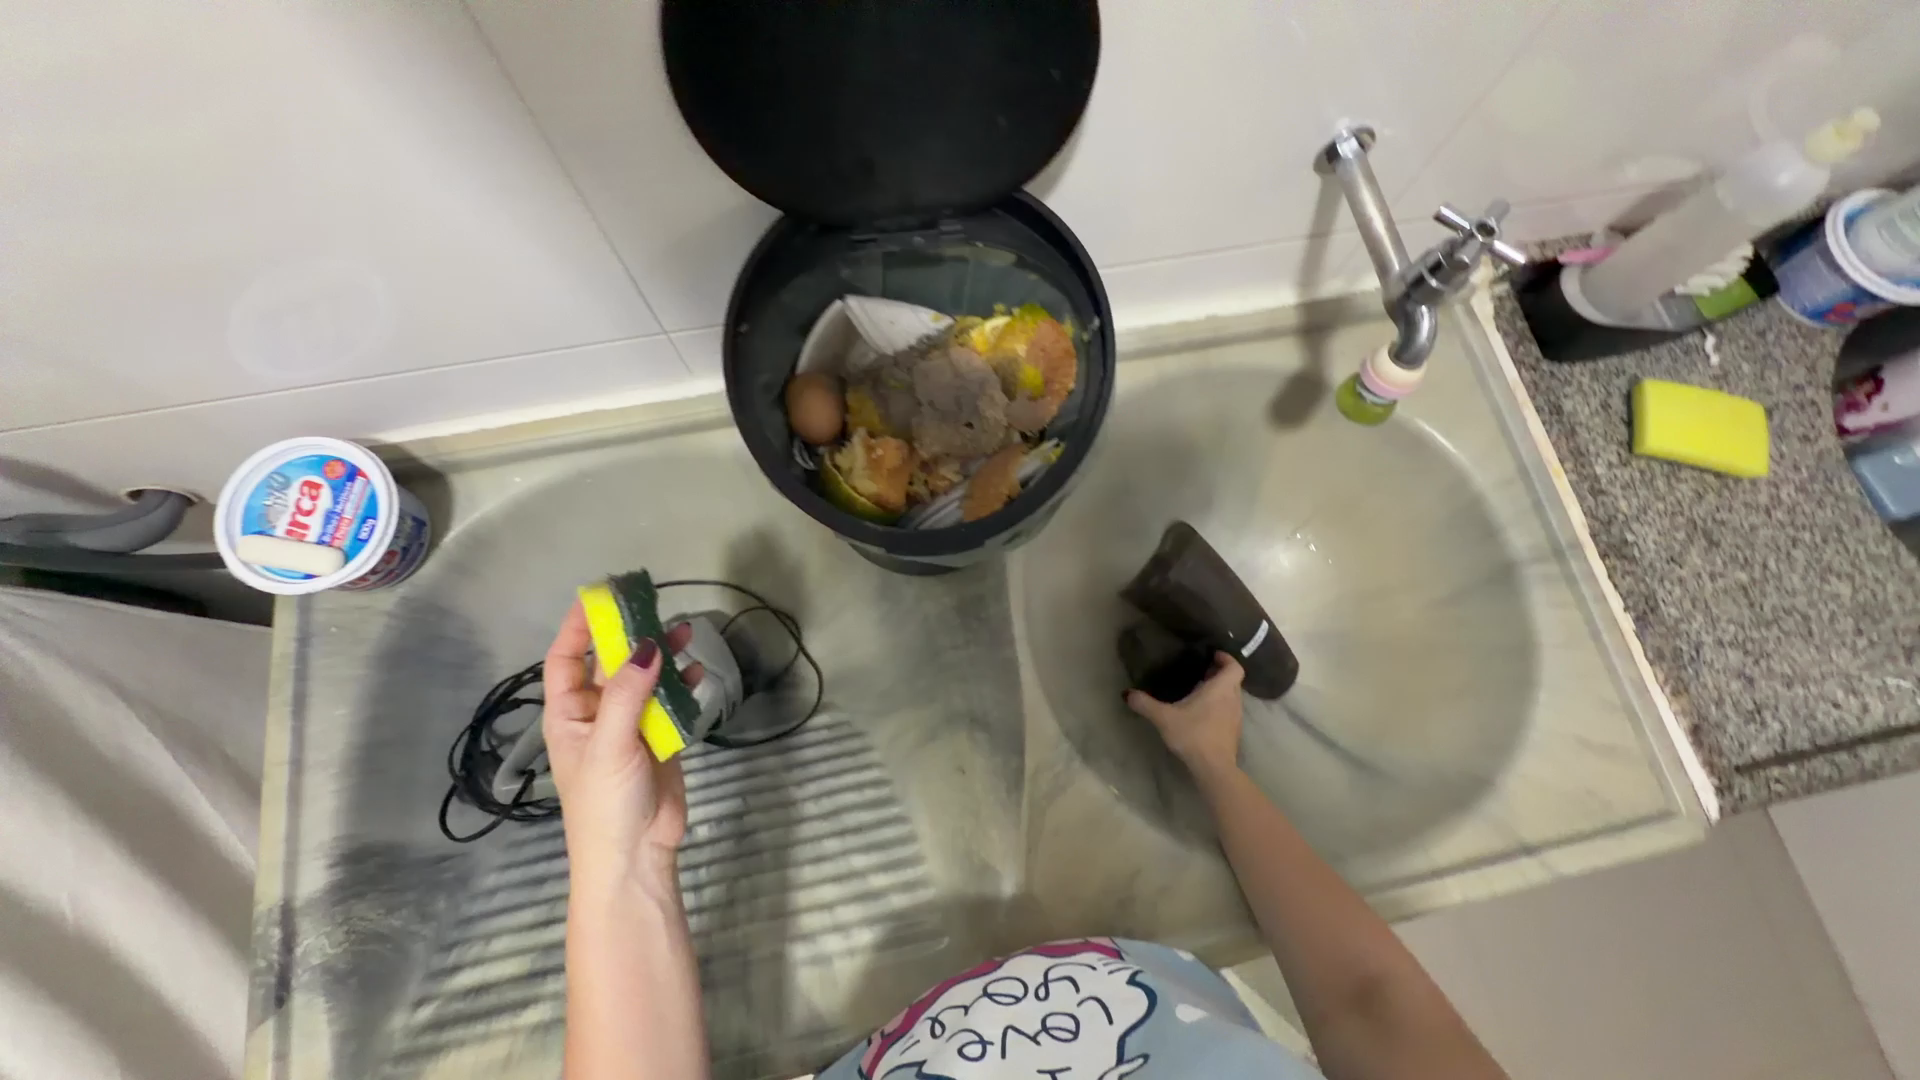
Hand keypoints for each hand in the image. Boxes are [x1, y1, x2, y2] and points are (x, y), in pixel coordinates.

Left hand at [542, 603, 703, 890]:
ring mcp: (631, 725)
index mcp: (569, 713)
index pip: (566, 659)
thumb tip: (648, 645)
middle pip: (611, 662)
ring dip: (663, 655)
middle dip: (630, 635)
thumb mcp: (609, 744)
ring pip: (645, 678)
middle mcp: (598, 713)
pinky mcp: (661, 739)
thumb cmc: (604, 802)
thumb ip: (627, 694)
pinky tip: (698, 673)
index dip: (578, 627)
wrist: (635, 854)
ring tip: (686, 631)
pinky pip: (671, 701)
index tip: (599, 596)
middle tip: (654, 605)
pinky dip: (683, 685)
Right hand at [1125, 652, 1245, 781]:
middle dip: (1218, 674)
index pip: (1234, 667)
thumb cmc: (1193, 734)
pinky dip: (1219, 707)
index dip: (1225, 658)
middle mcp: (1233, 699)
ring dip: (1219, 691)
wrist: (1213, 767)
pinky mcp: (1233, 732)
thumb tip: (1127, 694)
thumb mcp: (1163, 717)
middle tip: (1200, 672)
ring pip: (1231, 696)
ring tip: (1198, 692)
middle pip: (1232, 680)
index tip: (1212, 655)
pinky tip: (1202, 714)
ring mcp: (1236, 717)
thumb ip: (1145, 704)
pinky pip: (1229, 711)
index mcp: (1221, 689)